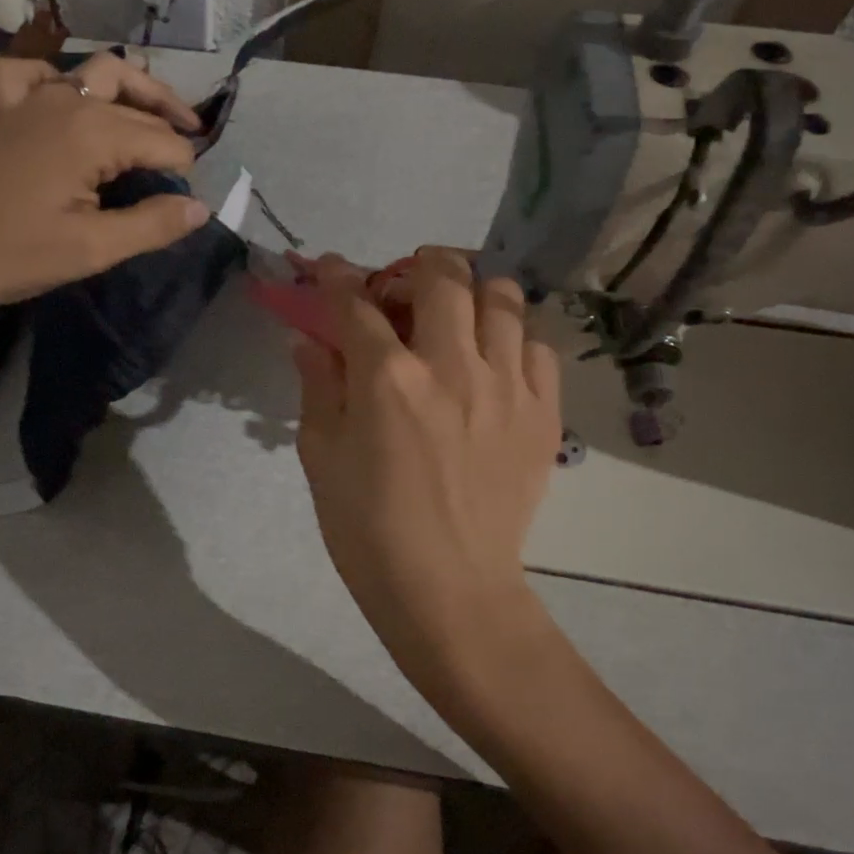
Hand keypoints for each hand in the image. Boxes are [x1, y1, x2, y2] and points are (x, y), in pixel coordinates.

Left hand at [0, 53, 208, 344]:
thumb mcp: (90, 249)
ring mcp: (30, 99)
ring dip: (131, 89)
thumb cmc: (8, 253)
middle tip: (191, 154)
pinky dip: (56, 77)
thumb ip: (151, 225)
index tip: (188, 206)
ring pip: (95, 72)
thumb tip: (200, 208)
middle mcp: (68, 100)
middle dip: (169, 126)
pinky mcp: (1, 111)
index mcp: (95, 131)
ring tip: (152, 115)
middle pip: (137, 103)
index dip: (183, 174)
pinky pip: (33, 74)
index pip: (164, 143)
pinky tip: (65, 97)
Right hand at [292, 248, 561, 692]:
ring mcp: (507, 385)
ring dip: (471, 292)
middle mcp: (452, 366)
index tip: (331, 269)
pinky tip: (493, 361)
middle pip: (443, 276)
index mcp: (387, 379)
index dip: (338, 276)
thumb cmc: (368, 529)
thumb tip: (310, 341)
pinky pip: (538, 345)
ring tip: (456, 315)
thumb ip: (318, 388)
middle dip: (415, 265)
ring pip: (503, 297)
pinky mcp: (543, 412)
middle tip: (401, 288)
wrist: (448, 588)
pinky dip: (512, 337)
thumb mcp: (321, 458)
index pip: (357, 302)